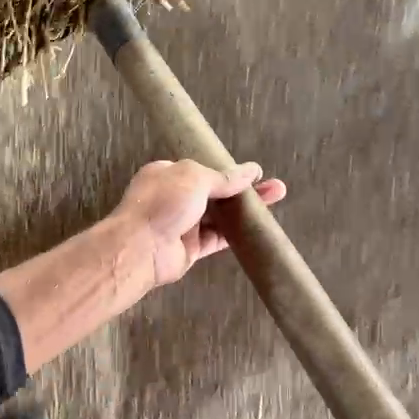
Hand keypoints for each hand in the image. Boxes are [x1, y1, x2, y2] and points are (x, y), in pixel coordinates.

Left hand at [113, 160, 287, 286]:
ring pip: (219, 215)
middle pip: (213, 193)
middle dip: (243, 188)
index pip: (199, 170)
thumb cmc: (162, 203)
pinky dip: (236, 232)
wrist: (140, 248)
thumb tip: (251, 170)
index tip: (251, 172)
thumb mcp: (194, 177)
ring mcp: (180, 225)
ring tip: (277, 197)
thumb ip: (223, 176)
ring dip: (246, 209)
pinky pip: (217, 238)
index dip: (224, 170)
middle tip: (274, 186)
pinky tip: (259, 225)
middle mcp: (172, 199)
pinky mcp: (189, 249)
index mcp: (165, 176)